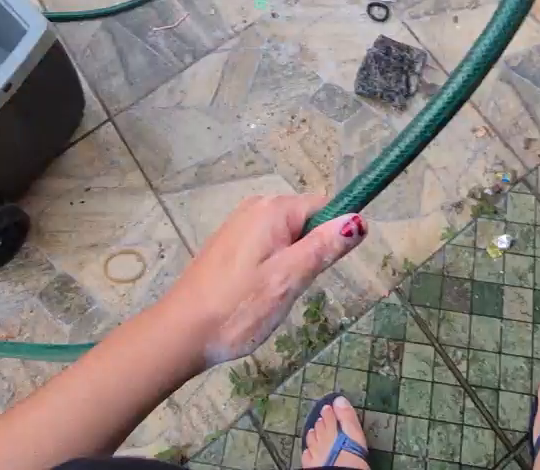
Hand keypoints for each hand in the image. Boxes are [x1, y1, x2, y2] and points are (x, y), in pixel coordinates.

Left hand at [158, 194, 365, 367]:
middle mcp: (256, 207)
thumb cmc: (238, 307)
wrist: (180, 333)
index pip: (323, 205)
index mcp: (273, 209)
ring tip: (274, 296)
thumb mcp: (288, 279)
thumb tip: (359, 219)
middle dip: (310, 253)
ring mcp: (240, 225)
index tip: (325, 267)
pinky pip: (267, 247)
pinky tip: (257, 295)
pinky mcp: (230, 244)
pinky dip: (271, 268)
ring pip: (287, 237)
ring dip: (291, 264)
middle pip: (305, 221)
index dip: (334, 233)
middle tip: (295, 287)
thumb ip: (324, 247)